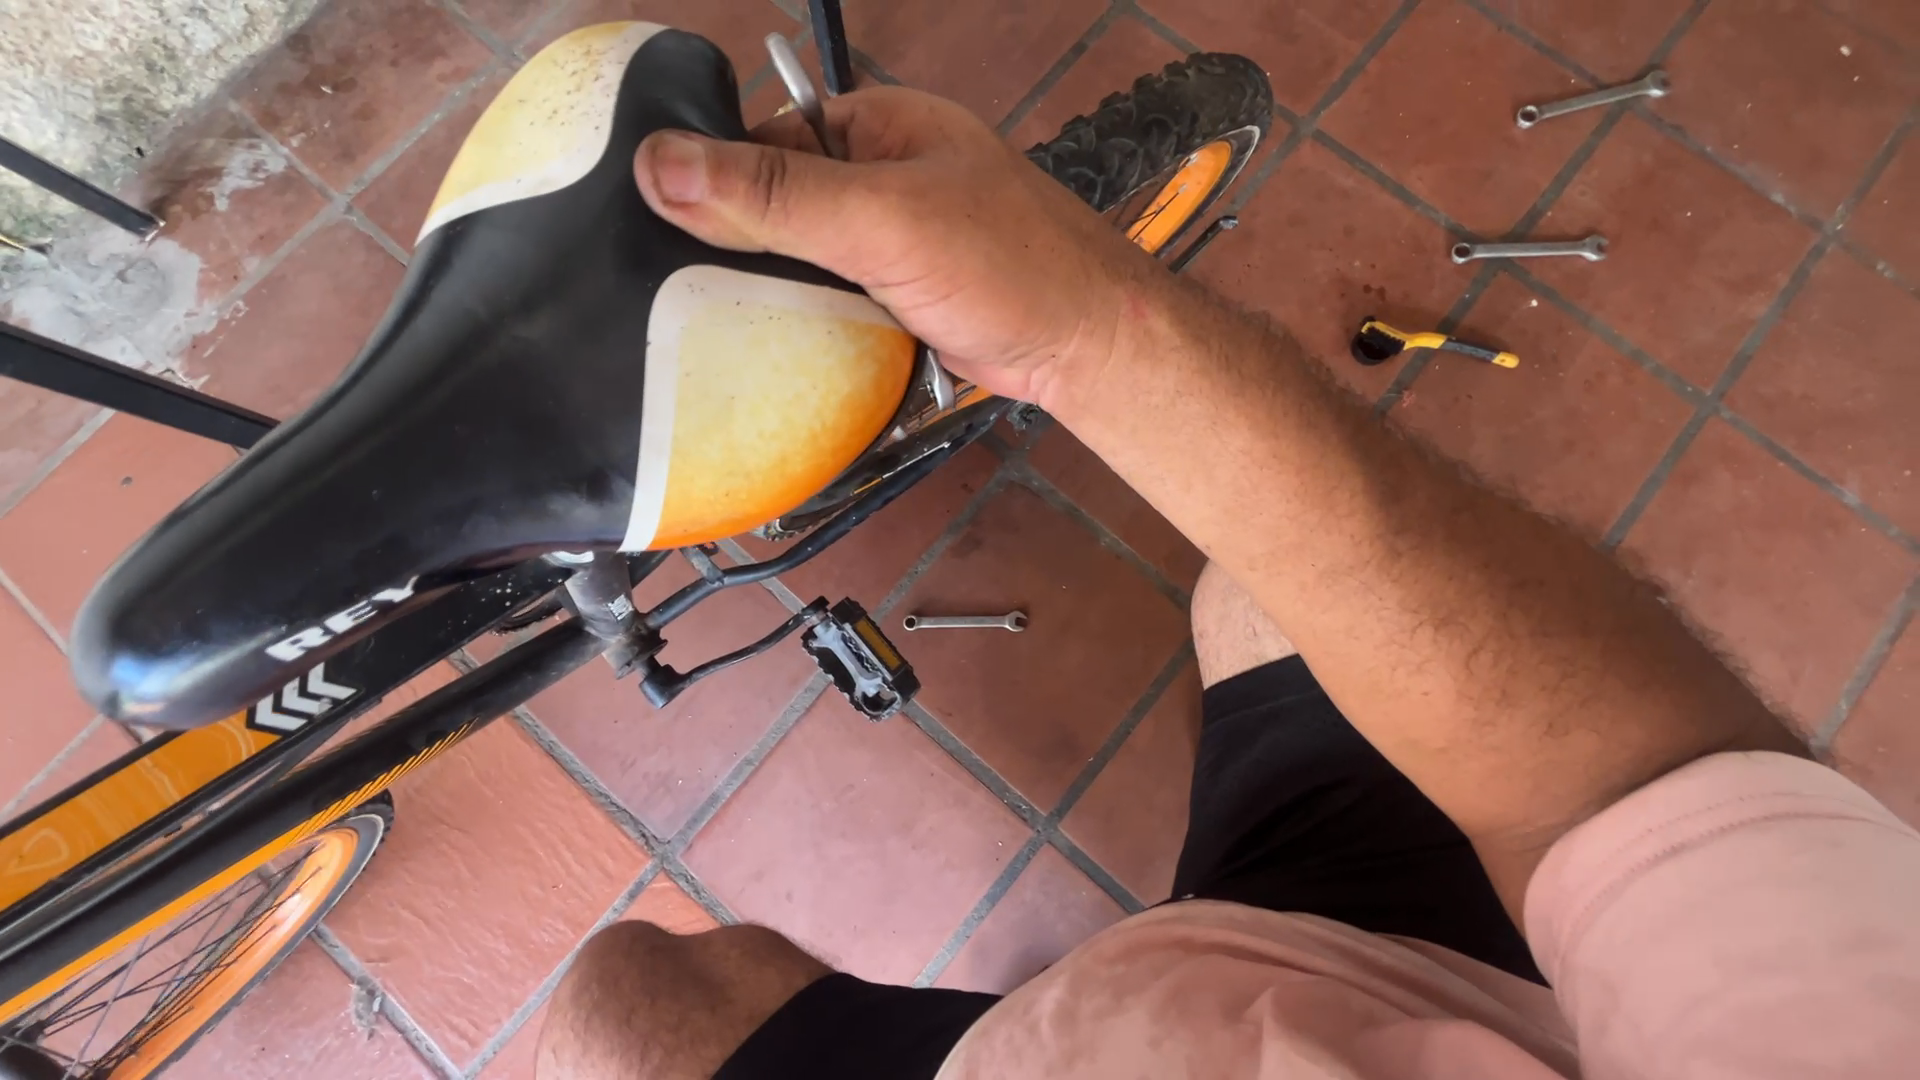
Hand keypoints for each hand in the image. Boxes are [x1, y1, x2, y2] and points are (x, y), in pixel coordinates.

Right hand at [632, 86, 1166, 406]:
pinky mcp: (898, 298)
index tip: (656, 222)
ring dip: (765, 284)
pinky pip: (832, 298)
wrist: (1080, 344)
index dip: (715, 171)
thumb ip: (778, 196)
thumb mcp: (883, 219)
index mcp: (878, 128)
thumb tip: (656, 164)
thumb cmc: (1001, 264)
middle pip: (780, 199)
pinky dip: (802, 316)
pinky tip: (762, 341)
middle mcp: (880, 178)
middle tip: (669, 286)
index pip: (768, 135)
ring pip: (805, 256)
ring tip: (697, 318)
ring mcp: (890, 243)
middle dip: (735, 236)